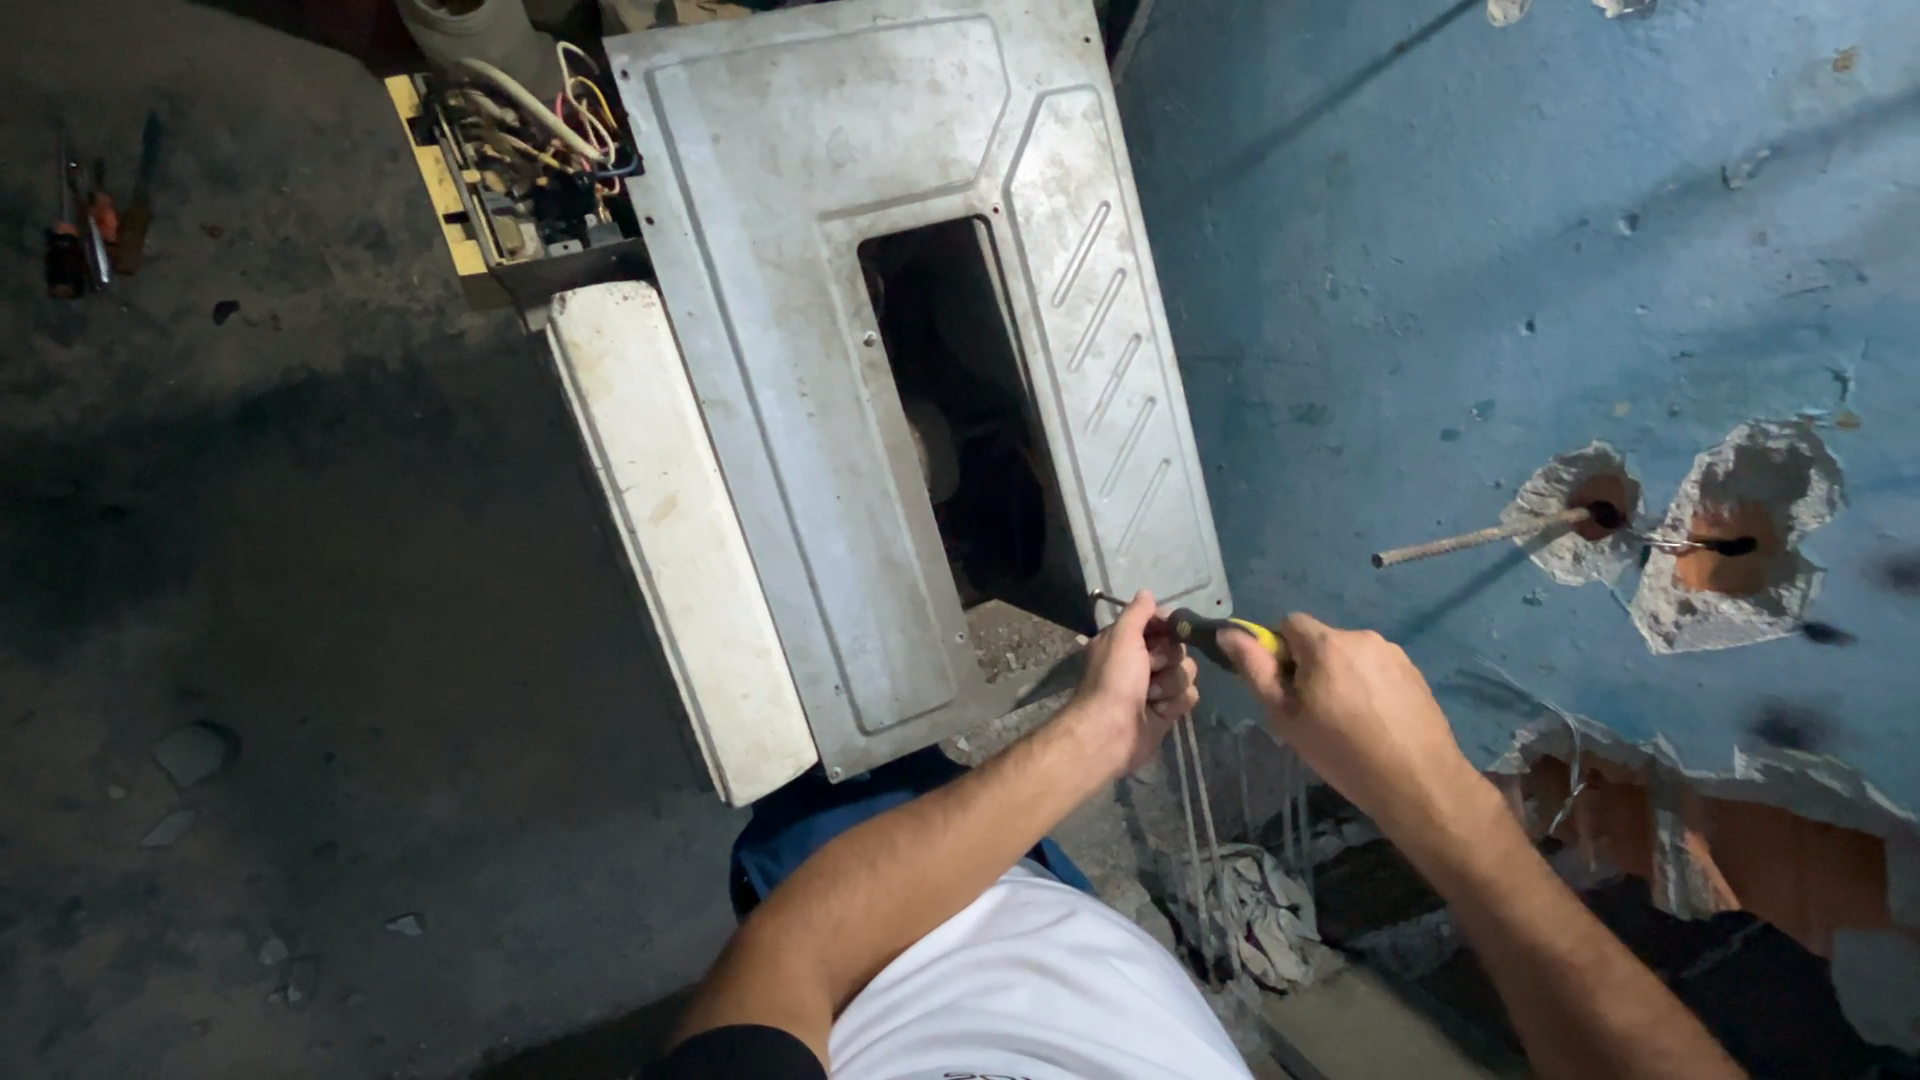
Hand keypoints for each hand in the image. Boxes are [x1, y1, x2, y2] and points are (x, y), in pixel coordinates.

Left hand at [1067, 590, 1199, 775]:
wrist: (1111, 731)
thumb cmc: (1114, 679)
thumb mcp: (1122, 637)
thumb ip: (1137, 613)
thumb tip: (1146, 593)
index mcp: (1126, 641)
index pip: (1159, 623)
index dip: (1167, 626)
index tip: (1170, 630)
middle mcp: (1141, 661)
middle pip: (1178, 647)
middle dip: (1168, 658)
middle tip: (1150, 667)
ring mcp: (1156, 686)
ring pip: (1187, 671)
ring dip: (1171, 683)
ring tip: (1151, 695)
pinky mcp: (1168, 709)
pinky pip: (1189, 695)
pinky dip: (1176, 702)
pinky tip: (1159, 710)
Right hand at [1219, 614, 1493, 855]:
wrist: (1418, 783)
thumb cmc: (1341, 750)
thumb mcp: (1284, 716)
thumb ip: (1255, 669)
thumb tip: (1228, 633)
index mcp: (1325, 644)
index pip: (1289, 623)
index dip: (1280, 651)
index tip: (1287, 687)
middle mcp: (1360, 637)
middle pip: (1320, 640)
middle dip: (1311, 665)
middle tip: (1314, 710)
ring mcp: (1393, 653)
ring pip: (1349, 654)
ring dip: (1341, 674)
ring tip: (1349, 718)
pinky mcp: (1415, 672)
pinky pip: (1376, 667)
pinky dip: (1368, 685)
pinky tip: (1376, 720)